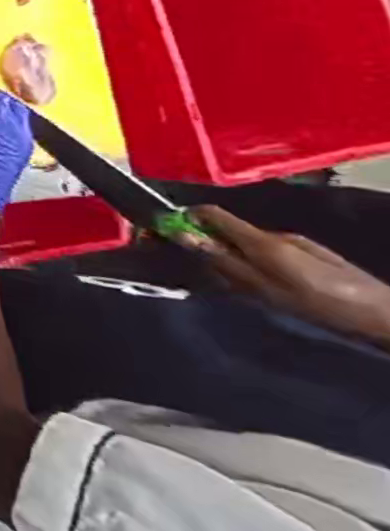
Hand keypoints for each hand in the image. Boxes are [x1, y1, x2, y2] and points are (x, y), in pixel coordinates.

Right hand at [190, 205, 389, 343]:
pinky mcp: (310, 255)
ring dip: (229, 253)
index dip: (184, 218)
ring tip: (229, 279)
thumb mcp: (261, 287)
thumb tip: (180, 235)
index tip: (163, 232)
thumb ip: (221, 260)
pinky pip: (266, 251)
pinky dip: (251, 260)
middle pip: (228, 229)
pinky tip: (260, 281)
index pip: (211, 213)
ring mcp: (297, 244)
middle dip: (204, 241)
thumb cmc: (319, 305)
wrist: (387, 317)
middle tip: (194, 265)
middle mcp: (277, 235)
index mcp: (262, 241)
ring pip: (246, 242)